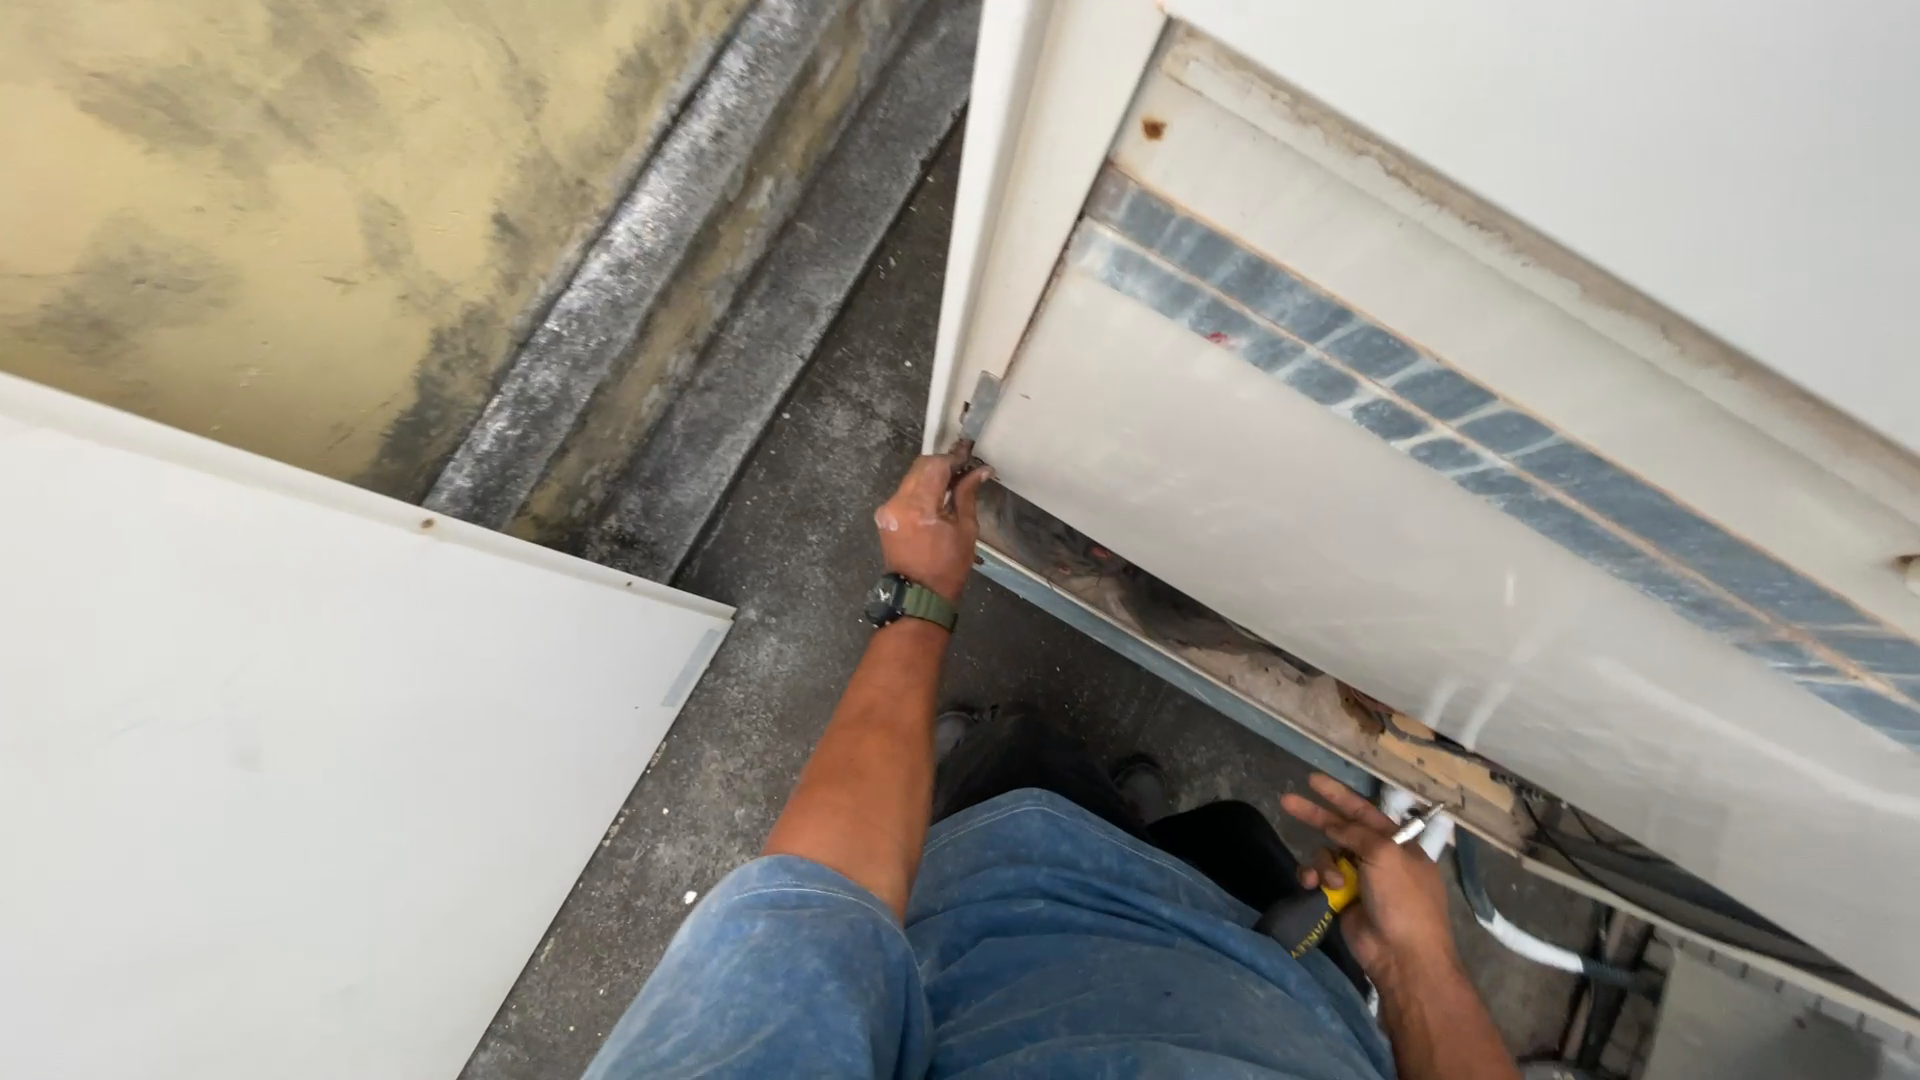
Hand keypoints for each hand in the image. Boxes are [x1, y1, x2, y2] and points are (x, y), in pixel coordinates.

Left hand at [873, 453, 991, 604]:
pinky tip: (937, 496)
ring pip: (911, 478)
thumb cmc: (948, 568)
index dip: (954, 458)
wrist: (919, 597)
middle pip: (920, 467)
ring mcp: (887, 509)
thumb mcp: (965, 530)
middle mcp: (897, 503)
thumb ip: (967, 495)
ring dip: (932, 475)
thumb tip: (980, 470)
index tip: (969, 455)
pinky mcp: (885, 516)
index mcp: (918, 508)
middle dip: (942, 464)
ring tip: (954, 482)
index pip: (935, 466)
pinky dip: (922, 489)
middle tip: (964, 467)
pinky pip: (905, 492)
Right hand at [1282, 774, 1459, 986]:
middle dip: (1315, 816)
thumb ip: (1355, 832)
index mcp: (1398, 846)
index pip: (1364, 812)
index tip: (1313, 780)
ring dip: (1323, 864)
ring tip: (1328, 882)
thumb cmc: (1402, 900)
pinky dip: (1313, 879)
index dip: (1339, 795)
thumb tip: (1333, 825)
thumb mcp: (1384, 854)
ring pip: (1327, 855)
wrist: (1402, 956)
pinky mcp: (1342, 899)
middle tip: (1287, 801)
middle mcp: (1379, 859)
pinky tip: (1311, 885)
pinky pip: (1319, 878)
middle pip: (1340, 829)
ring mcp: (1360, 880)